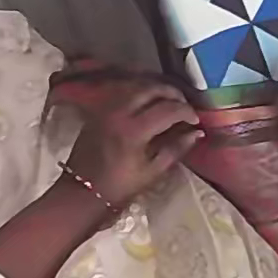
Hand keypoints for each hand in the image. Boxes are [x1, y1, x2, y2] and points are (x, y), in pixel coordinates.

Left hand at [55, 70, 201, 206]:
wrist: (81, 192)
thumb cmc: (119, 187)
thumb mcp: (152, 172)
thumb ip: (176, 148)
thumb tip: (197, 132)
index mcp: (134, 130)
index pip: (168, 109)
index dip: (186, 111)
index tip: (196, 119)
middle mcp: (120, 112)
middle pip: (152, 89)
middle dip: (172, 93)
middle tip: (185, 104)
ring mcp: (107, 108)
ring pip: (137, 85)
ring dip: (156, 89)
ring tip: (170, 100)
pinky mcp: (99, 109)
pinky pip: (124, 92)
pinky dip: (140, 92)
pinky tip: (149, 102)